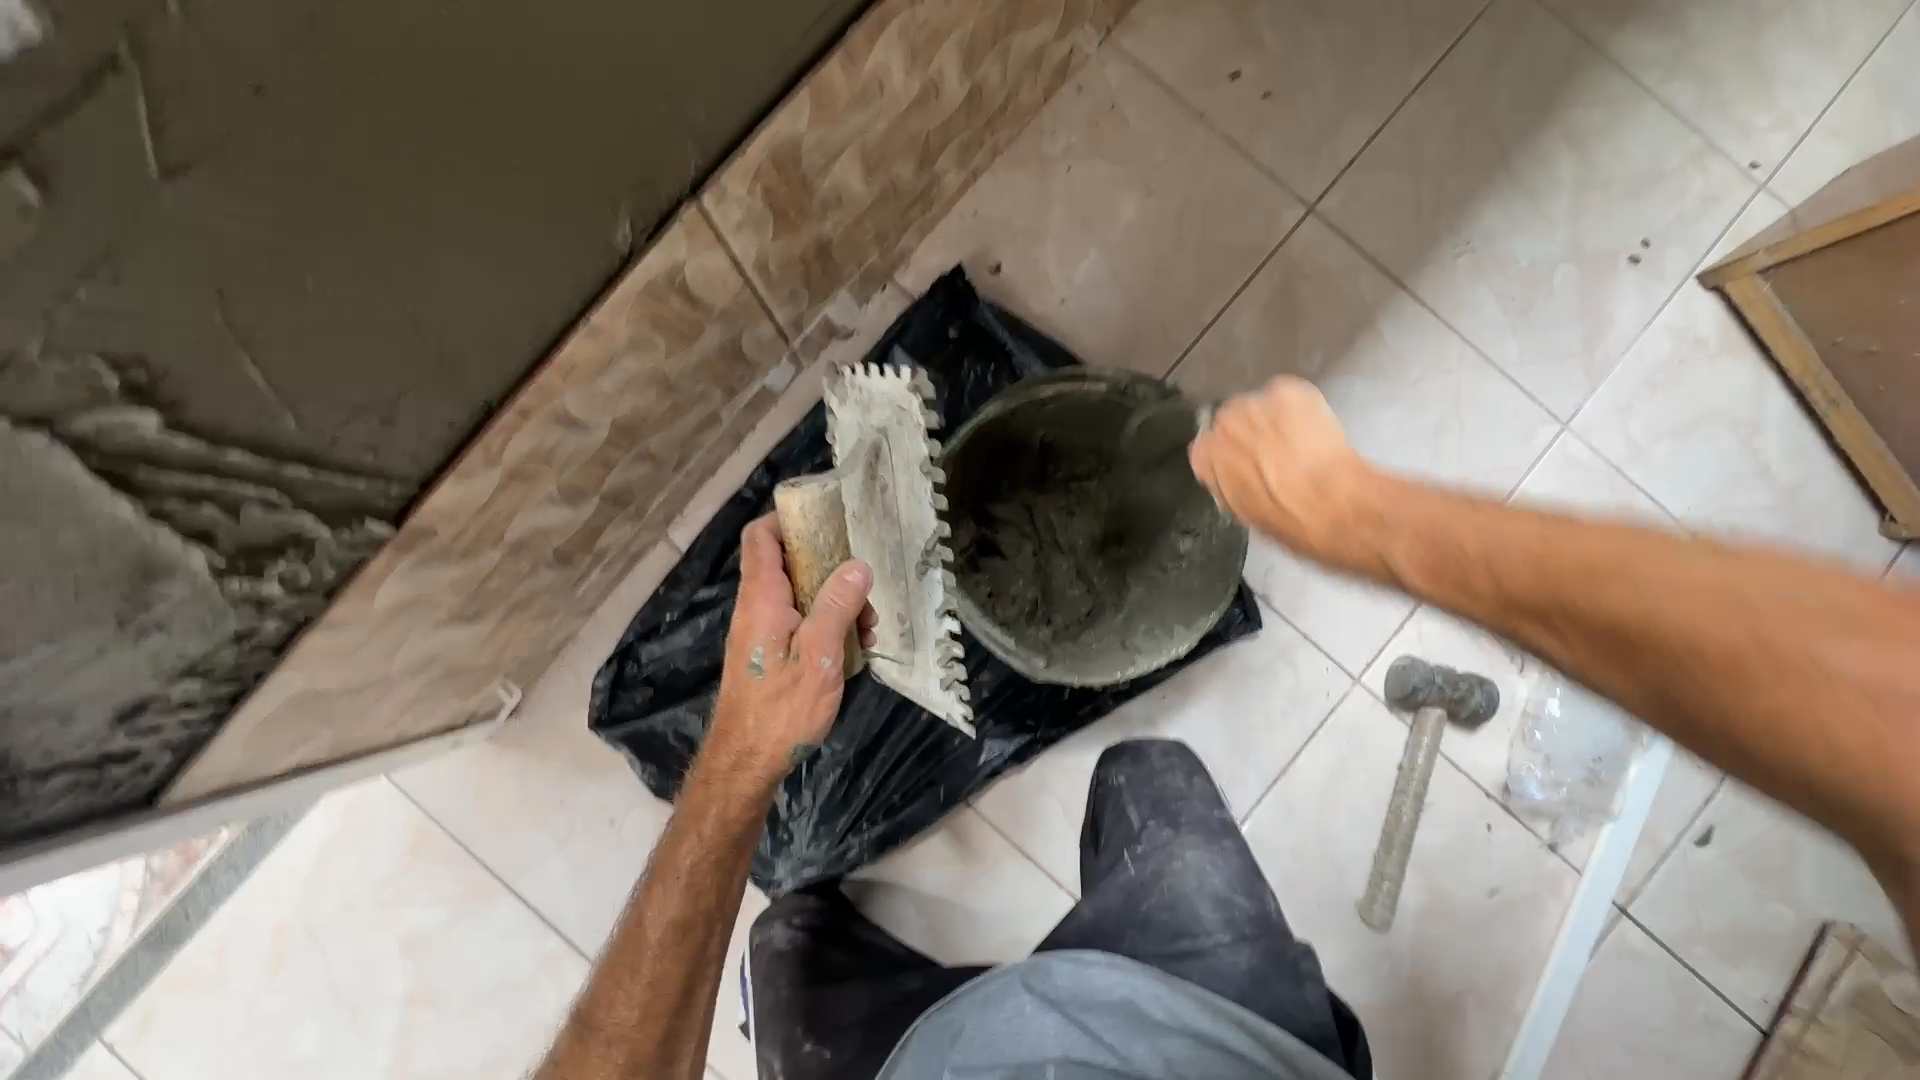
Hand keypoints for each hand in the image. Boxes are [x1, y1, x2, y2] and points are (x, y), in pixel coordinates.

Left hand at [706, 514, 875, 780]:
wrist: (747, 761)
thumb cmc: (782, 708)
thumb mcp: (820, 654)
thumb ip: (837, 605)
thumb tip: (857, 564)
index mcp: (762, 597)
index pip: (761, 536)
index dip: (789, 517)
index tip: (829, 517)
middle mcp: (757, 607)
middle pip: (789, 563)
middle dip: (831, 566)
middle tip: (865, 582)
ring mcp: (762, 631)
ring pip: (801, 595)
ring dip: (836, 601)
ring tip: (868, 626)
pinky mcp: (771, 654)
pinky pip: (801, 622)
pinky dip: (828, 624)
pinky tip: (856, 646)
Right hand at [1188, 376, 1372, 558]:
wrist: (1329, 502)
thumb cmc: (1285, 518)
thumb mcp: (1242, 511)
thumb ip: (1226, 483)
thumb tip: (1232, 475)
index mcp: (1206, 455)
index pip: (1206, 446)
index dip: (1229, 455)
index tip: (1245, 464)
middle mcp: (1223, 423)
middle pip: (1231, 419)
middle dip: (1249, 433)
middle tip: (1275, 453)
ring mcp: (1256, 402)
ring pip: (1260, 404)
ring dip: (1274, 419)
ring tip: (1298, 442)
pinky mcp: (1288, 391)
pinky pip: (1289, 394)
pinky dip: (1299, 408)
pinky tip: (1312, 430)